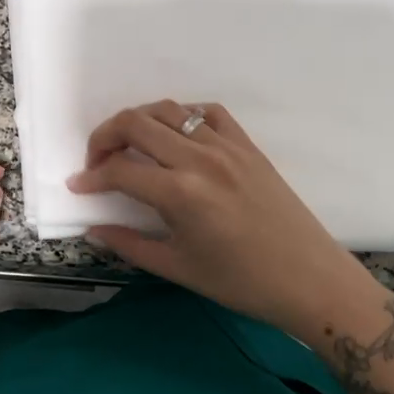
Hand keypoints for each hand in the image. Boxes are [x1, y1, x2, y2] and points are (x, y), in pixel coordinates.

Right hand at [68, 101, 382, 339]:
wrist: (314, 283)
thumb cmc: (243, 283)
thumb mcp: (179, 269)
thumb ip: (129, 245)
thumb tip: (92, 229)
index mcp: (180, 194)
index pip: (119, 170)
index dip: (92, 177)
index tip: (79, 186)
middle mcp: (199, 159)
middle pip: (135, 123)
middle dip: (105, 137)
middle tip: (97, 160)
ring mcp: (225, 147)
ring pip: (166, 110)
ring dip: (138, 121)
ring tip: (130, 144)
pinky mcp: (247, 145)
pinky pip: (206, 112)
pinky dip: (182, 116)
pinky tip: (175, 136)